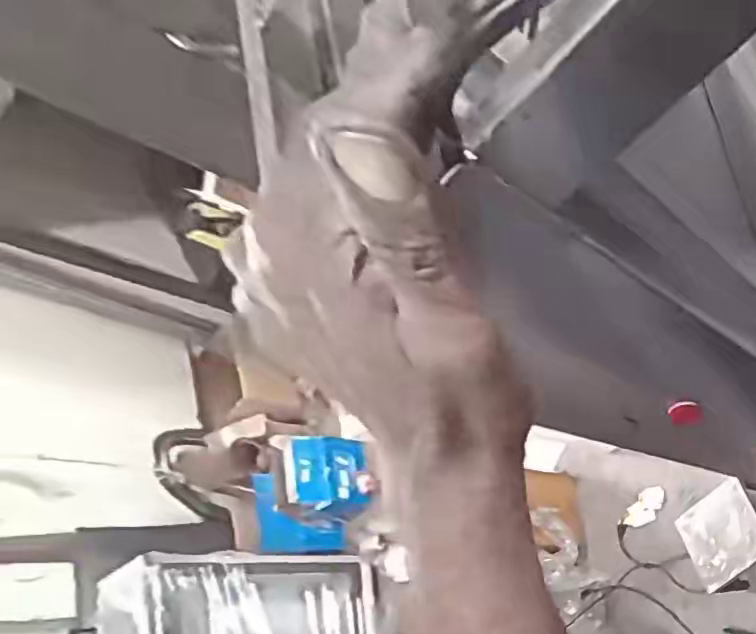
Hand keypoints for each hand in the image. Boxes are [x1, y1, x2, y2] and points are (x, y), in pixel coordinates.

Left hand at [227, 0, 528, 479]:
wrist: (445, 461)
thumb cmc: (469, 403)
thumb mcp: (455, 328)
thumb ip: (409, 240)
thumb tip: (368, 139)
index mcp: (322, 245)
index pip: (351, 134)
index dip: (395, 84)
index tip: (435, 43)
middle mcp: (280, 242)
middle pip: (323, 143)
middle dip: (376, 95)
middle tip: (426, 56)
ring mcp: (280, 266)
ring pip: (313, 172)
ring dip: (362, 135)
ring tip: (410, 105)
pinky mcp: (296, 286)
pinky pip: (312, 211)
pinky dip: (347, 183)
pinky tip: (375, 180)